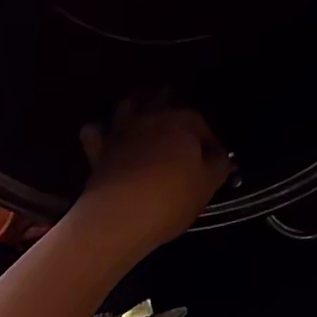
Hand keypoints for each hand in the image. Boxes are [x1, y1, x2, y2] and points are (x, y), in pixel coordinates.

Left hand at [71, 97, 232, 253]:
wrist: (119, 217)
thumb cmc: (171, 197)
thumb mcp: (207, 184)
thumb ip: (218, 165)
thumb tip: (221, 157)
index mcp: (182, 120)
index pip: (202, 124)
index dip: (210, 142)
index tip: (214, 161)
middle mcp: (151, 116)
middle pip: (163, 99)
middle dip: (172, 108)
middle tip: (179, 131)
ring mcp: (121, 130)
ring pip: (128, 105)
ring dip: (136, 109)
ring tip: (144, 122)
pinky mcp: (98, 149)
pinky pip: (95, 131)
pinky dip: (101, 133)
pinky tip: (107, 141)